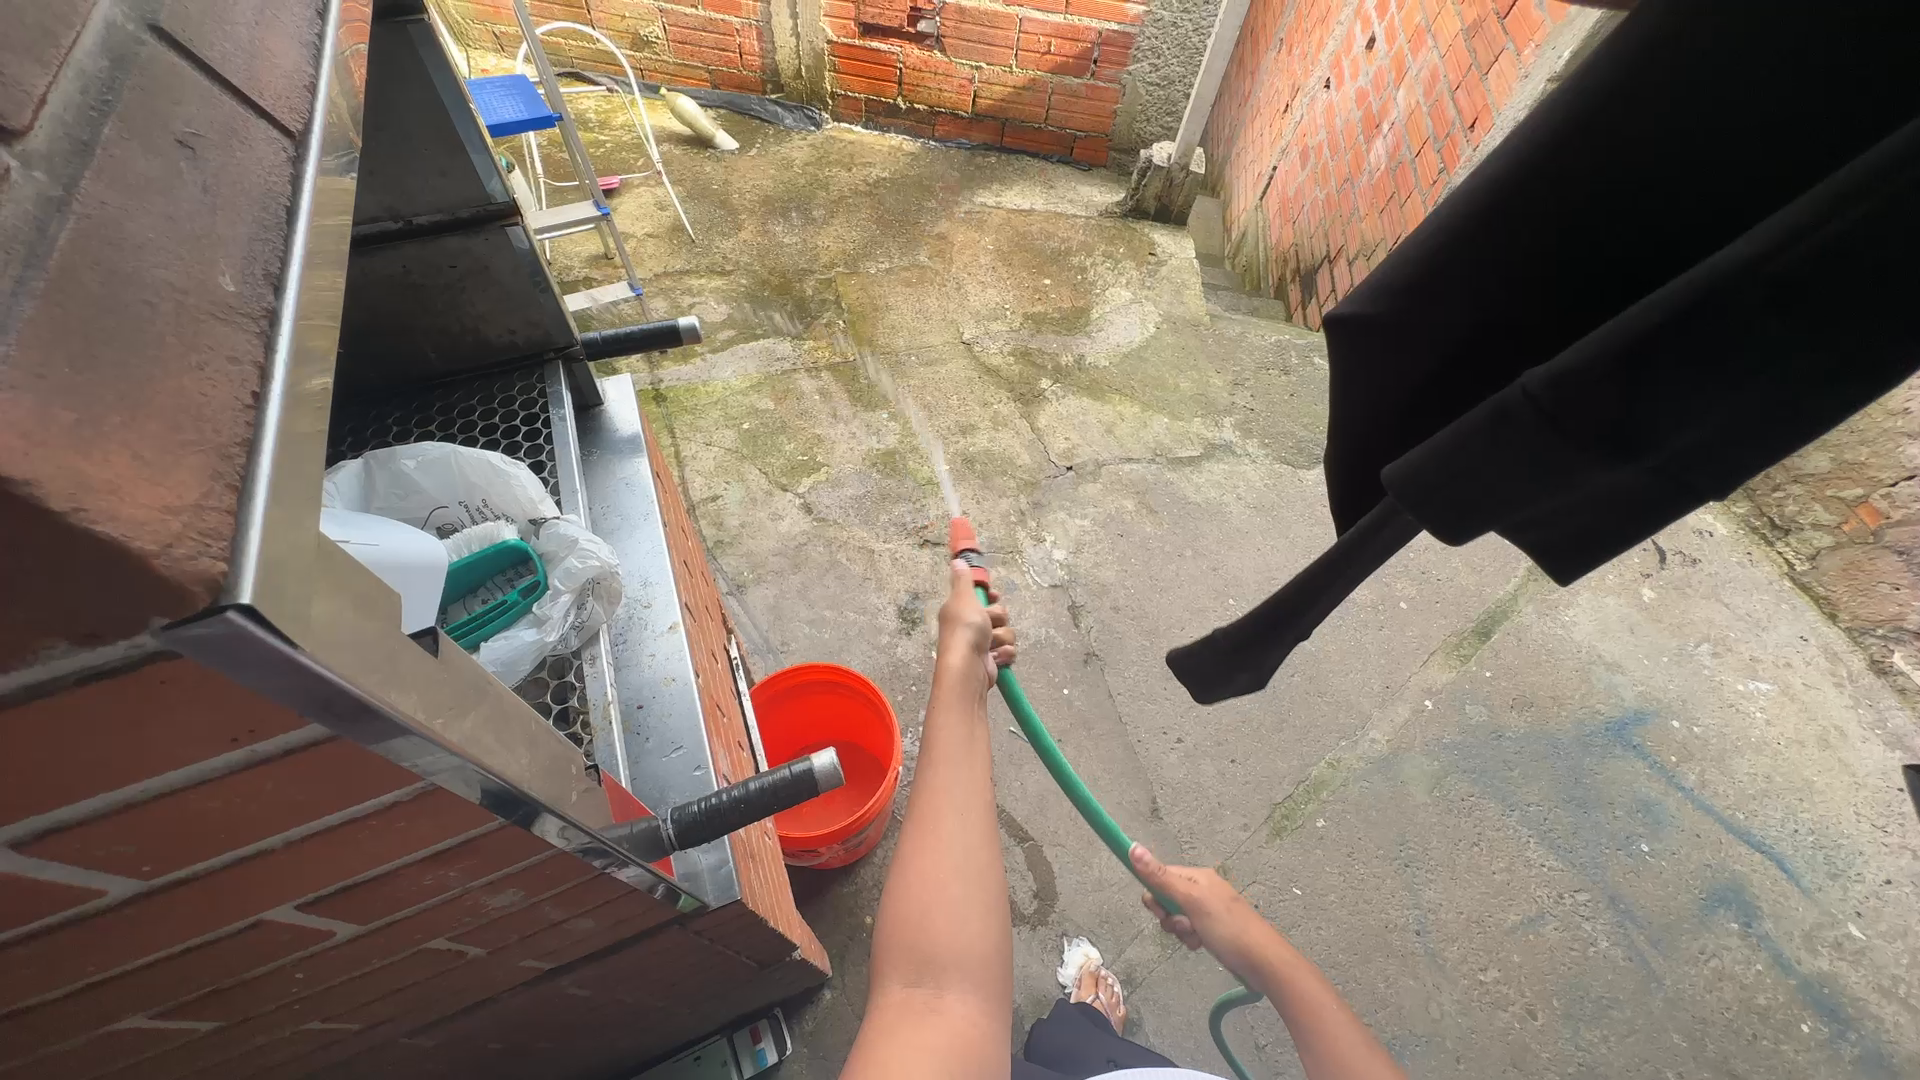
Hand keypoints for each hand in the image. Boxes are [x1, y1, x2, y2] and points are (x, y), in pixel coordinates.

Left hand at [936, 559, 1015, 685]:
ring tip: (989, 644)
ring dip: (1001, 637)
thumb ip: (963, 580)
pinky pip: (1009, 649)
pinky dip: (1004, 653)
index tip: (993, 596)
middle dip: (998, 618)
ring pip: (1006, 632)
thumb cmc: (964, 630)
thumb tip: (956, 561)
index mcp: (961, 610)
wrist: (968, 666)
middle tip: (987, 623)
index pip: (982, 597)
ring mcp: (982, 644)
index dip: (990, 597)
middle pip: (999, 613)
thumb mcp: (963, 598)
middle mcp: (971, 626)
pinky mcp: (993, 659)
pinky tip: (995, 657)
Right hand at [1132, 843, 1280, 979]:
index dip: (1155, 893)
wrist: (1265, 963)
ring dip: (1180, 930)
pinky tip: (1201, 945)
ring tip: (1196, 938)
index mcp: (1197, 876)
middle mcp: (1202, 889)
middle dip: (1169, 915)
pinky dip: (1191, 939)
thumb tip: (1132, 847)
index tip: (1158, 911)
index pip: (1161, 875)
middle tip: (1184, 926)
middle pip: (1167, 897)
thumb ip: (1161, 877)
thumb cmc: (1228, 928)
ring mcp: (1209, 910)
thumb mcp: (1191, 901)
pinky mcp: (1214, 929)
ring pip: (1177, 916)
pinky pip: (1190, 930)